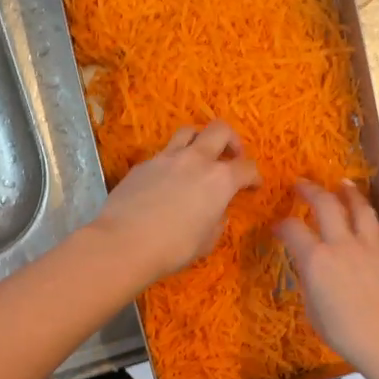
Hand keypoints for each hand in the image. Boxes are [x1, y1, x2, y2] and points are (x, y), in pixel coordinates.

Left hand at [93, 120, 260, 280]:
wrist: (124, 243)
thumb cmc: (174, 248)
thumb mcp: (207, 242)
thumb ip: (217, 222)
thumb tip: (217, 213)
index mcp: (220, 180)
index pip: (247, 168)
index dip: (254, 176)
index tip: (253, 186)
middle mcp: (196, 160)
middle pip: (220, 130)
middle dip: (231, 140)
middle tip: (231, 156)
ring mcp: (167, 158)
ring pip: (189, 131)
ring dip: (200, 139)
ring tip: (199, 157)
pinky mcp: (143, 164)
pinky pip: (164, 154)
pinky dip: (173, 162)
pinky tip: (168, 180)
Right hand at [274, 180, 378, 373]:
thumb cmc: (343, 333)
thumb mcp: (313, 310)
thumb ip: (308, 282)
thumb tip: (308, 268)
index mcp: (316, 261)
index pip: (293, 230)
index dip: (281, 225)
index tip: (276, 227)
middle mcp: (341, 244)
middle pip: (325, 204)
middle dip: (310, 190)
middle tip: (301, 184)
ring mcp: (366, 246)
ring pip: (357, 206)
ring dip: (346, 191)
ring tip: (341, 183)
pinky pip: (373, 223)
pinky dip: (364, 211)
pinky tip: (362, 211)